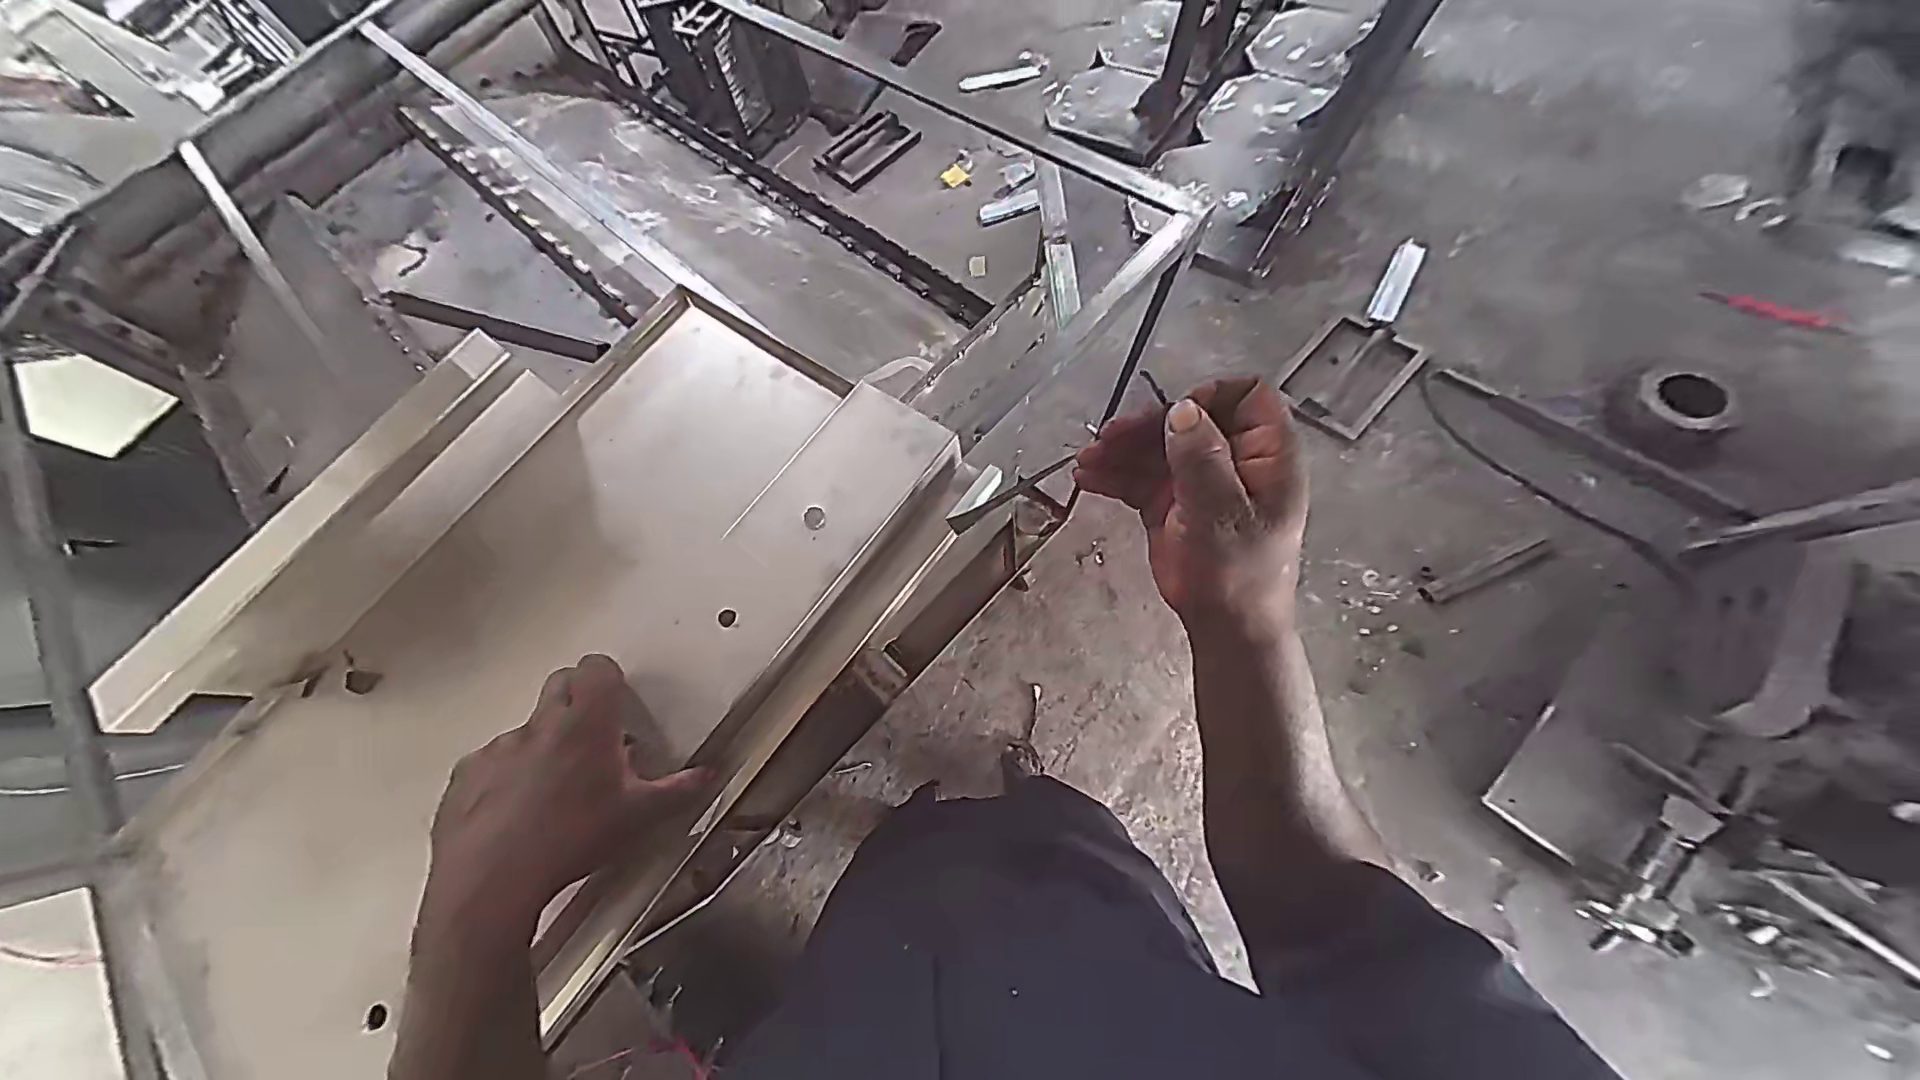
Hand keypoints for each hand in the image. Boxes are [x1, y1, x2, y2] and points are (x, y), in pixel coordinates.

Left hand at [423, 655, 710, 932]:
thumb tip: (710, 776)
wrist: (488, 886)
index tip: (617, 698)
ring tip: (556, 785)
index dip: (608, 676)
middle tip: (595, 734)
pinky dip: (508, 772)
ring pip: (528, 725)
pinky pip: (493, 760)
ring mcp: (498, 748)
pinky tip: (516, 810)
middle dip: (578, 696)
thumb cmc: (573, 838)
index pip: (596, 668)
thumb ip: (678, 790)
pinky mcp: (464, 776)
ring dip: (545, 740)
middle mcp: (541, 724)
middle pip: (561, 682)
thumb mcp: (639, 816)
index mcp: (587, 722)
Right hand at [1073, 377, 1306, 632]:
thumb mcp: (1221, 512)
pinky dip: (1114, 475)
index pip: (1246, 398)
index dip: (1210, 397)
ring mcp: (1197, 482)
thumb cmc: (1238, 573)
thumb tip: (1182, 410)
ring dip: (1120, 451)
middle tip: (1108, 438)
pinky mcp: (1169, 504)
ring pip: (1156, 449)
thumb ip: (1201, 459)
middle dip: (1146, 428)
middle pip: (1186, 422)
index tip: (1173, 416)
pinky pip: (1139, 478)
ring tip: (1087, 460)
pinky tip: (1088, 478)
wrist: (1224, 624)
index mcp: (1263, 455)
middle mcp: (1230, 461)